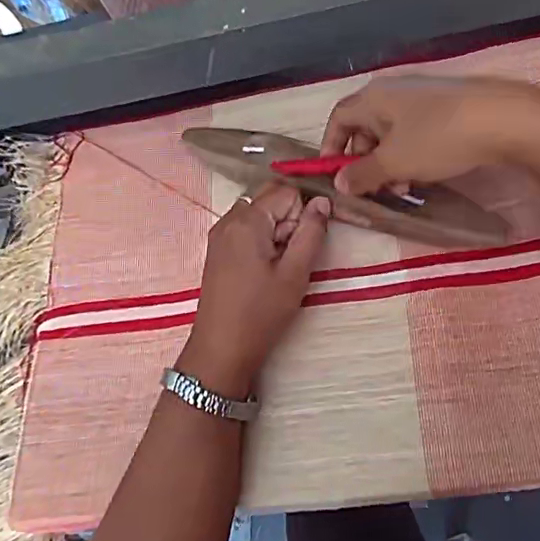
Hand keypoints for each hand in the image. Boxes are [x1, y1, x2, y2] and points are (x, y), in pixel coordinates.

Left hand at [179, 183, 332, 398]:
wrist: (221, 348)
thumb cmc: (260, 313)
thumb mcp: (295, 273)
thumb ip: (312, 233)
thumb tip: (322, 202)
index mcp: (247, 220)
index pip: (287, 192)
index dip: (303, 214)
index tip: (303, 246)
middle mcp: (228, 219)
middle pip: (270, 200)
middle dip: (289, 221)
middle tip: (291, 259)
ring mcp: (219, 235)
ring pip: (259, 216)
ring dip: (276, 233)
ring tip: (277, 268)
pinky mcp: (217, 251)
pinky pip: (245, 231)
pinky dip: (261, 242)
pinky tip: (263, 272)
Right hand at [320, 76, 539, 194]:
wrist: (503, 120)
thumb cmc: (438, 139)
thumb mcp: (394, 163)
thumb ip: (362, 175)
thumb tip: (339, 183)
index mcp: (374, 97)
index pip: (338, 119)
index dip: (330, 148)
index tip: (334, 176)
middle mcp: (394, 90)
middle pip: (365, 127)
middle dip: (364, 161)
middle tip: (373, 188)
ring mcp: (423, 96)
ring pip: (392, 133)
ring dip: (389, 163)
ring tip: (403, 188)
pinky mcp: (447, 107)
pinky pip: (416, 132)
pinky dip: (412, 155)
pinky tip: (426, 176)